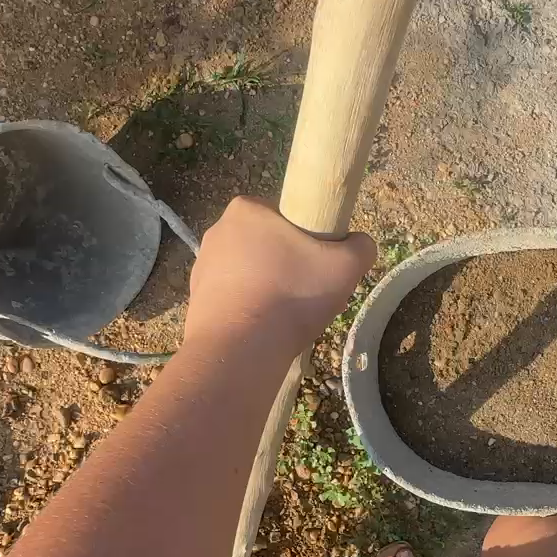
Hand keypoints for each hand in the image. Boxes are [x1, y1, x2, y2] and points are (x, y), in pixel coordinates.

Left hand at [182, 196, 376, 360]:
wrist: (241, 348)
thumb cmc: (293, 295)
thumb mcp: (346, 267)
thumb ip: (361, 247)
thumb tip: (360, 245)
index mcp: (247, 208)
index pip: (286, 216)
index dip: (308, 240)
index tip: (318, 266)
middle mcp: (218, 229)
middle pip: (268, 244)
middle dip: (288, 265)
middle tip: (308, 293)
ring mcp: (202, 264)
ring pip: (250, 271)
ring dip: (269, 288)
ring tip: (286, 316)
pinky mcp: (196, 297)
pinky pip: (233, 297)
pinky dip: (250, 309)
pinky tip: (265, 328)